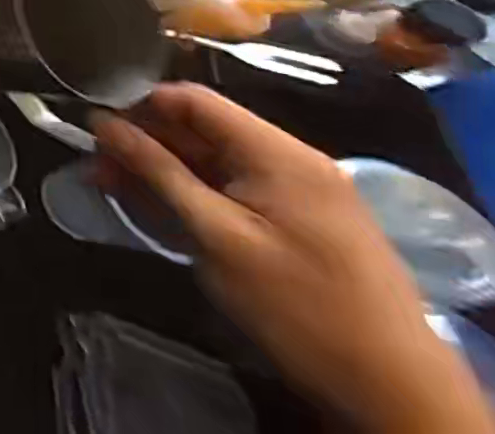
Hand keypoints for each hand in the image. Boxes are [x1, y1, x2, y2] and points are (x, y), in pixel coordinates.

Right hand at [92, 86, 494, 433]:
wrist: (398, 394)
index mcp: (277, 152)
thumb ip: (157, 172)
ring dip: (160, 169)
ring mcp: (297, 189)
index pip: (193, 99)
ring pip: (210, 159)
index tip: (97, 130)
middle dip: (143, 142)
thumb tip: (102, 122)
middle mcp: (289, 158)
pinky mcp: (297, 218)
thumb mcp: (216, 235)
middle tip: (96, 168)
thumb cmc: (300, 307)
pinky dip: (190, 191)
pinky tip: (157, 207)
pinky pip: (230, 186)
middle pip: (199, 128)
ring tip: (112, 187)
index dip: (140, 105)